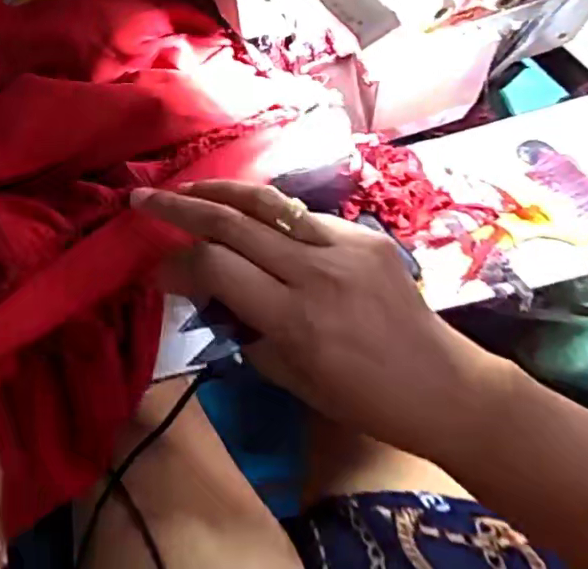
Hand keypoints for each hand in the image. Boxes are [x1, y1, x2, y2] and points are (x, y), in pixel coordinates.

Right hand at [138, 181, 522, 463]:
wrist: (445, 385)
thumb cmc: (363, 398)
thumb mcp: (290, 375)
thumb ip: (243, 326)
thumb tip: (204, 288)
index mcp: (295, 319)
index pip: (216, 268)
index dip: (175, 262)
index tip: (153, 268)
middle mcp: (315, 272)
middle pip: (230, 223)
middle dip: (177, 207)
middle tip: (142, 198)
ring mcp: (343, 246)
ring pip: (264, 203)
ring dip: (217, 192)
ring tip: (186, 188)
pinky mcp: (364, 233)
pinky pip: (300, 216)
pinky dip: (266, 213)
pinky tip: (250, 216)